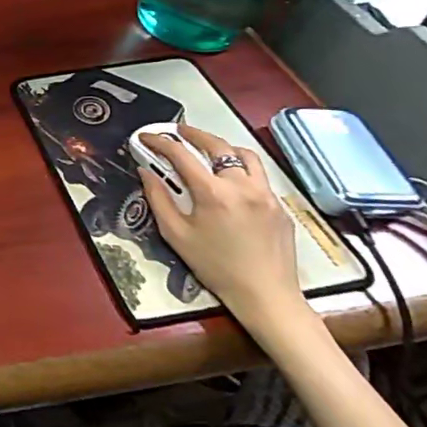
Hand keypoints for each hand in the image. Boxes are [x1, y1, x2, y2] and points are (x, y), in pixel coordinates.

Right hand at [138, 125, 308, 331]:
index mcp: (213, 192)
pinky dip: (240, 168)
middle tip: (177, 131)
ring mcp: (265, 194)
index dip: (160, 142)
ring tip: (208, 148)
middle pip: (217, 146)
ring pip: (245, 155)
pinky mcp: (279, 206)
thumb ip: (158, 199)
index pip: (181, 155)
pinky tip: (230, 180)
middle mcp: (241, 185)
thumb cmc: (215, 267)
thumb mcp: (176, 234)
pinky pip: (259, 176)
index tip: (147, 138)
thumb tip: (146, 172)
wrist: (265, 295)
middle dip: (193, 134)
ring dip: (223, 146)